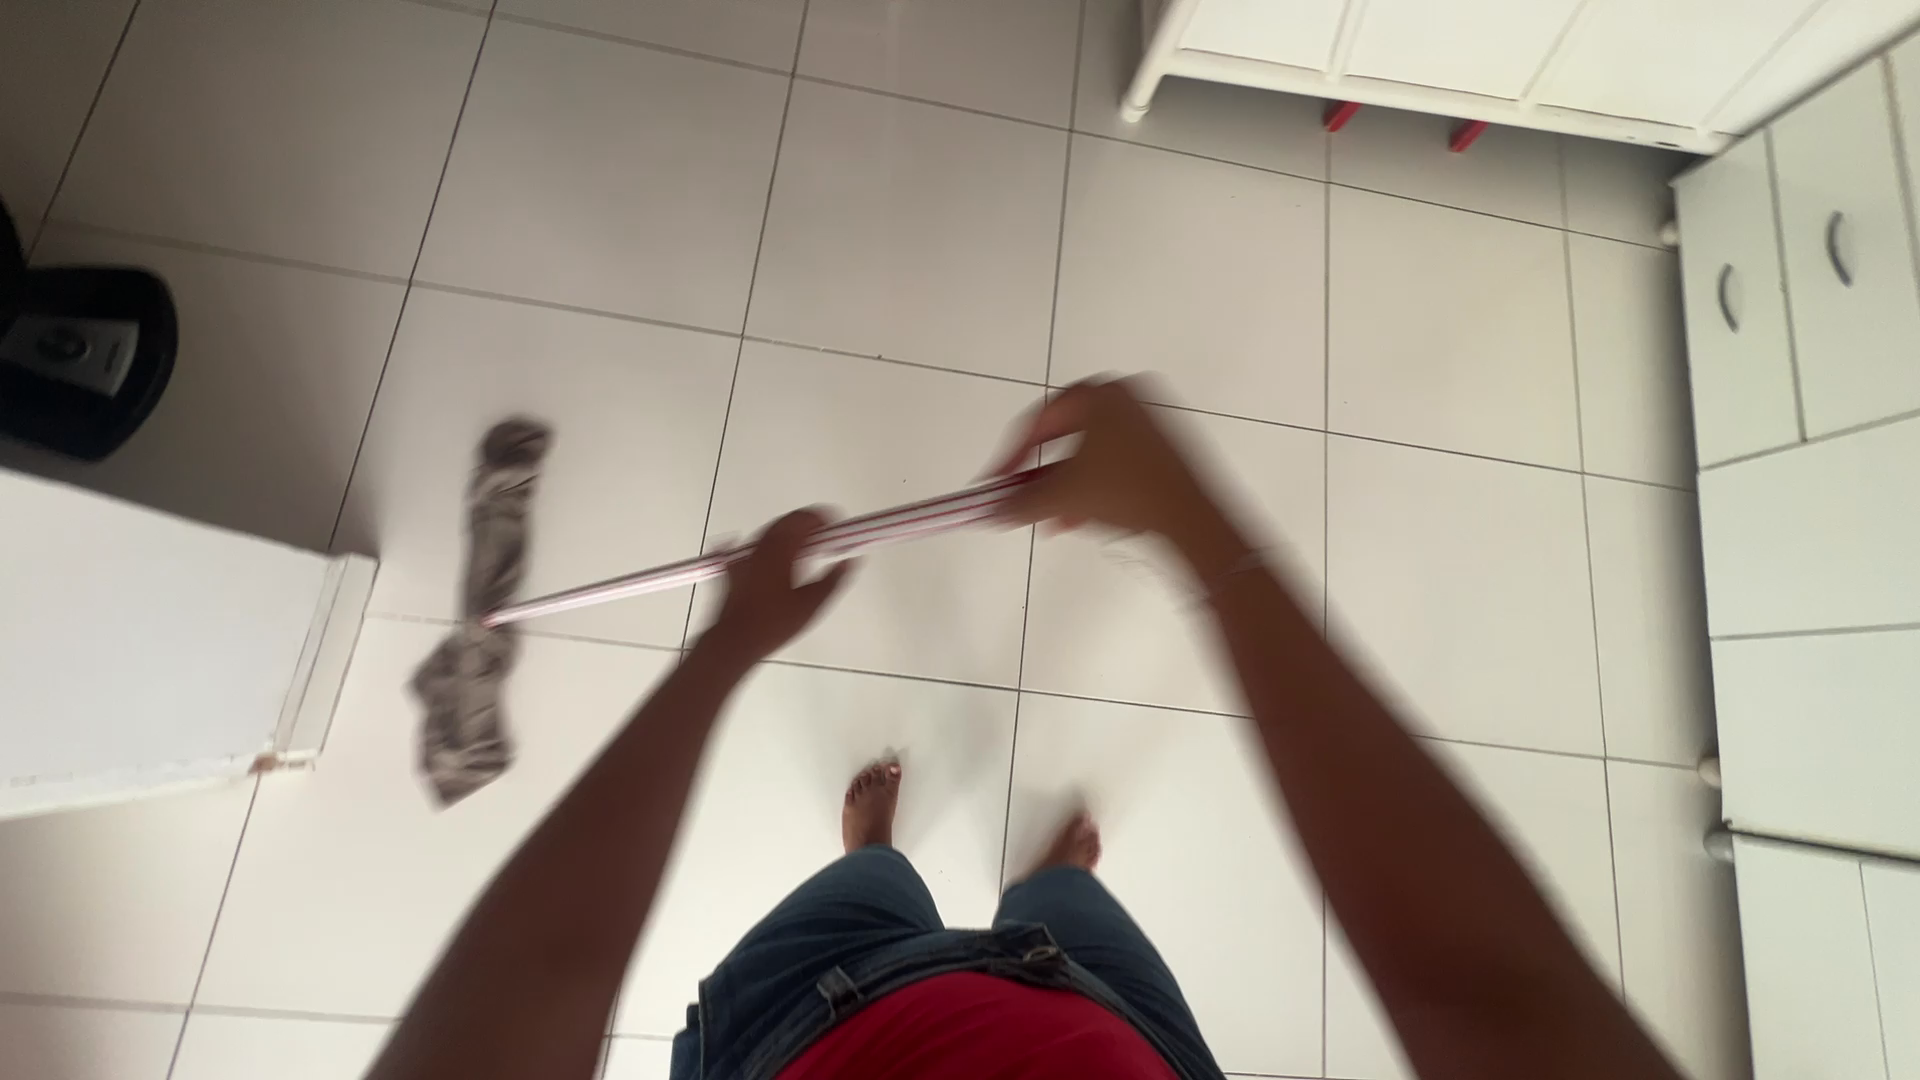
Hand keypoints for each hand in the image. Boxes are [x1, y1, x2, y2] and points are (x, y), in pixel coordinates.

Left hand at [700, 509, 851, 665]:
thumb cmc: (774, 623)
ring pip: (769, 532)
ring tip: (806, 552)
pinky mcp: (731, 568)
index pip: (805, 518)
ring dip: (789, 535)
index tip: (838, 530)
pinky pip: (748, 546)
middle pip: (787, 521)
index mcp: (781, 548)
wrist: (733, 641)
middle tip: (826, 541)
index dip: (825, 519)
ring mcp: (743, 555)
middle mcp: (760, 545)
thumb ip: (834, 579)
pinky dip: (763, 545)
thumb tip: (849, 561)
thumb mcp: (812, 604)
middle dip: (809, 526)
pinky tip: (763, 551)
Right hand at [985, 377, 1217, 542]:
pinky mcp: (1164, 447)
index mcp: (1098, 394)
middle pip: (1065, 439)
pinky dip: (1094, 488)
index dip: (1011, 457)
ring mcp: (1149, 421)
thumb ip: (1020, 502)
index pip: (1038, 423)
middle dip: (1042, 477)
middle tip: (1026, 501)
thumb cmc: (1130, 490)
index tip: (997, 482)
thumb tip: (992, 510)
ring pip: (1090, 456)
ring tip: (1056, 520)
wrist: (1190, 517)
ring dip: (1067, 489)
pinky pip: (1115, 464)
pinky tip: (1085, 518)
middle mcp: (1125, 398)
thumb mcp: (1062, 496)